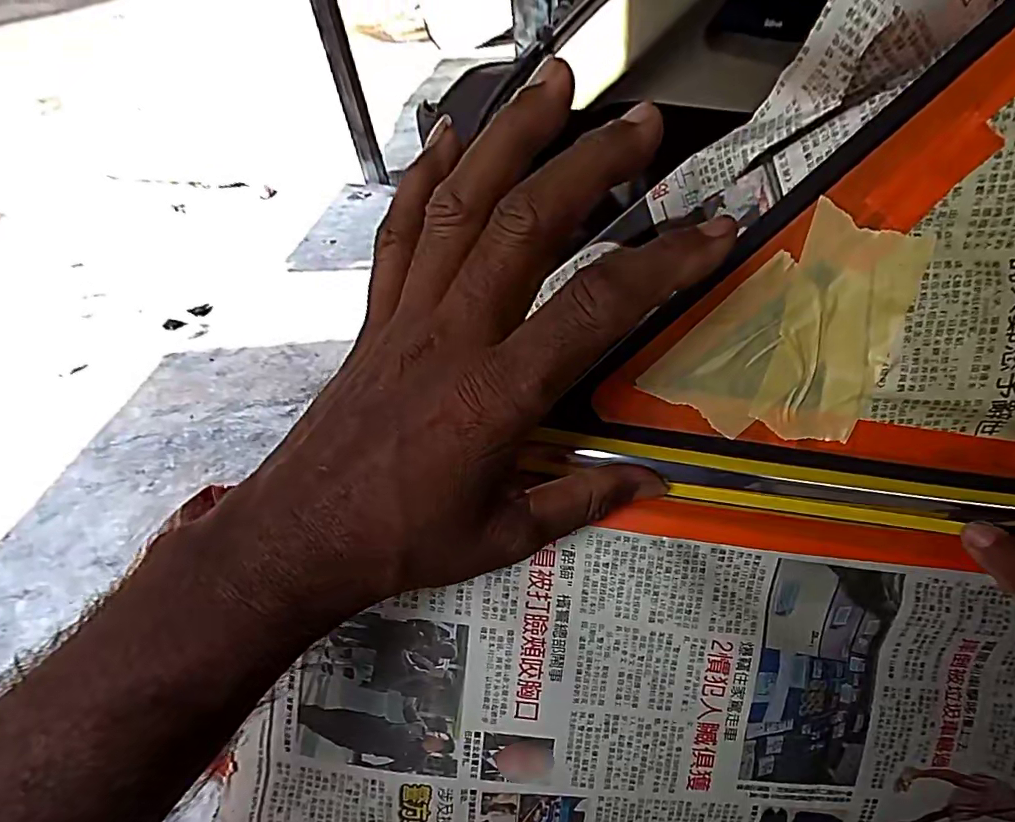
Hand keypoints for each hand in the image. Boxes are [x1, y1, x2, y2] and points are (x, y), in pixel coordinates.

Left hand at [185, 59, 734, 624]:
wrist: (304, 535)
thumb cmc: (402, 541)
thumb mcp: (504, 536)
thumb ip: (580, 501)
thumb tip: (646, 482)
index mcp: (496, 396)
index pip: (595, 307)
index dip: (663, 263)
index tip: (710, 233)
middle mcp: (452, 338)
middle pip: (528, 224)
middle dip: (591, 162)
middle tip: (640, 125)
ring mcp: (407, 320)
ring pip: (461, 207)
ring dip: (512, 139)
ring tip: (555, 86)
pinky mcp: (375, 321)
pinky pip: (401, 235)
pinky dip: (425, 180)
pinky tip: (447, 140)